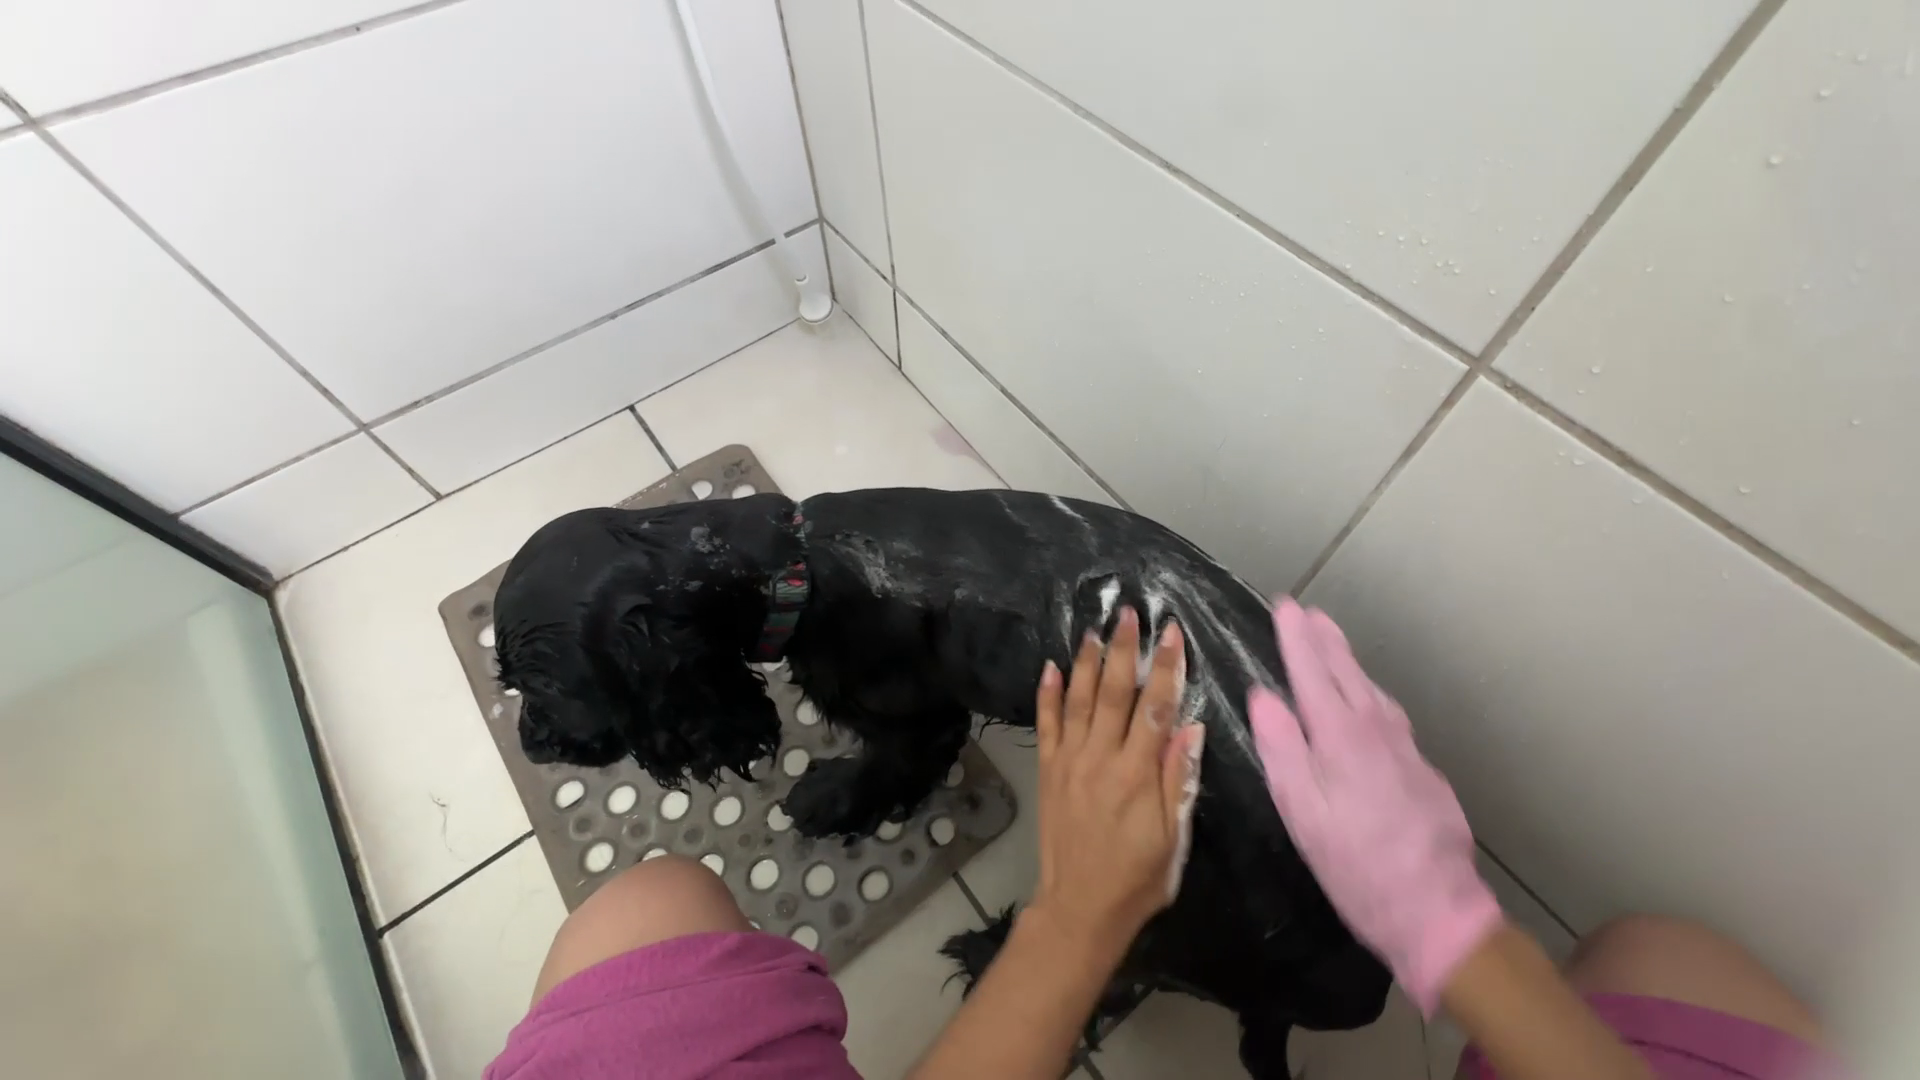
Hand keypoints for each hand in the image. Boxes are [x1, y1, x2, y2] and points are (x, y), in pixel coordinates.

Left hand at [1029, 608, 1205, 949]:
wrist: (1080, 908)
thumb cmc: (1138, 878)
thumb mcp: (1174, 838)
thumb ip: (1178, 780)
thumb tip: (1190, 728)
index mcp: (1137, 774)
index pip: (1155, 707)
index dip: (1165, 668)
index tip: (1171, 633)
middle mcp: (1100, 758)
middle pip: (1112, 692)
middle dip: (1122, 649)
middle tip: (1127, 612)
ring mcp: (1068, 761)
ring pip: (1076, 700)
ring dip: (1084, 661)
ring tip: (1093, 628)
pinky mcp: (1047, 770)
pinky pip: (1045, 724)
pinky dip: (1046, 694)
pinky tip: (1049, 666)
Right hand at [1248, 597, 1501, 1014]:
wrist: (1440, 912)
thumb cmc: (1355, 865)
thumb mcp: (1302, 812)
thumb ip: (1281, 748)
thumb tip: (1264, 695)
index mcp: (1342, 736)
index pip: (1312, 672)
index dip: (1296, 637)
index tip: (1284, 605)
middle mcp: (1378, 731)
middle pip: (1347, 672)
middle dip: (1324, 638)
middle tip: (1307, 611)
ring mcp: (1406, 749)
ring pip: (1371, 690)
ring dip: (1347, 660)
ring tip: (1330, 640)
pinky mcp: (1423, 770)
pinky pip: (1387, 713)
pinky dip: (1367, 691)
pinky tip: (1364, 698)